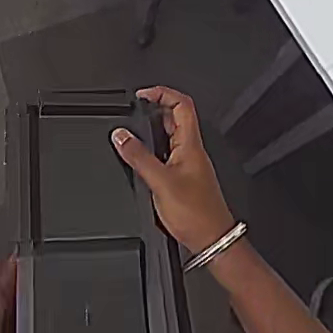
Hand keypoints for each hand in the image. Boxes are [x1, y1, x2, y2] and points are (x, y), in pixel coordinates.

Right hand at [111, 86, 237, 254]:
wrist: (211, 239)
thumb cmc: (197, 213)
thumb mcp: (160, 182)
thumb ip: (139, 157)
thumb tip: (121, 135)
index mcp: (190, 144)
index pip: (182, 103)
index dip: (163, 92)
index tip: (143, 94)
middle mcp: (191, 150)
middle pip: (176, 116)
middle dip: (155, 108)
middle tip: (135, 110)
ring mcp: (189, 162)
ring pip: (171, 134)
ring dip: (153, 129)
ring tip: (134, 132)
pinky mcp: (184, 176)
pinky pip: (168, 152)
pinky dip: (154, 148)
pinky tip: (143, 158)